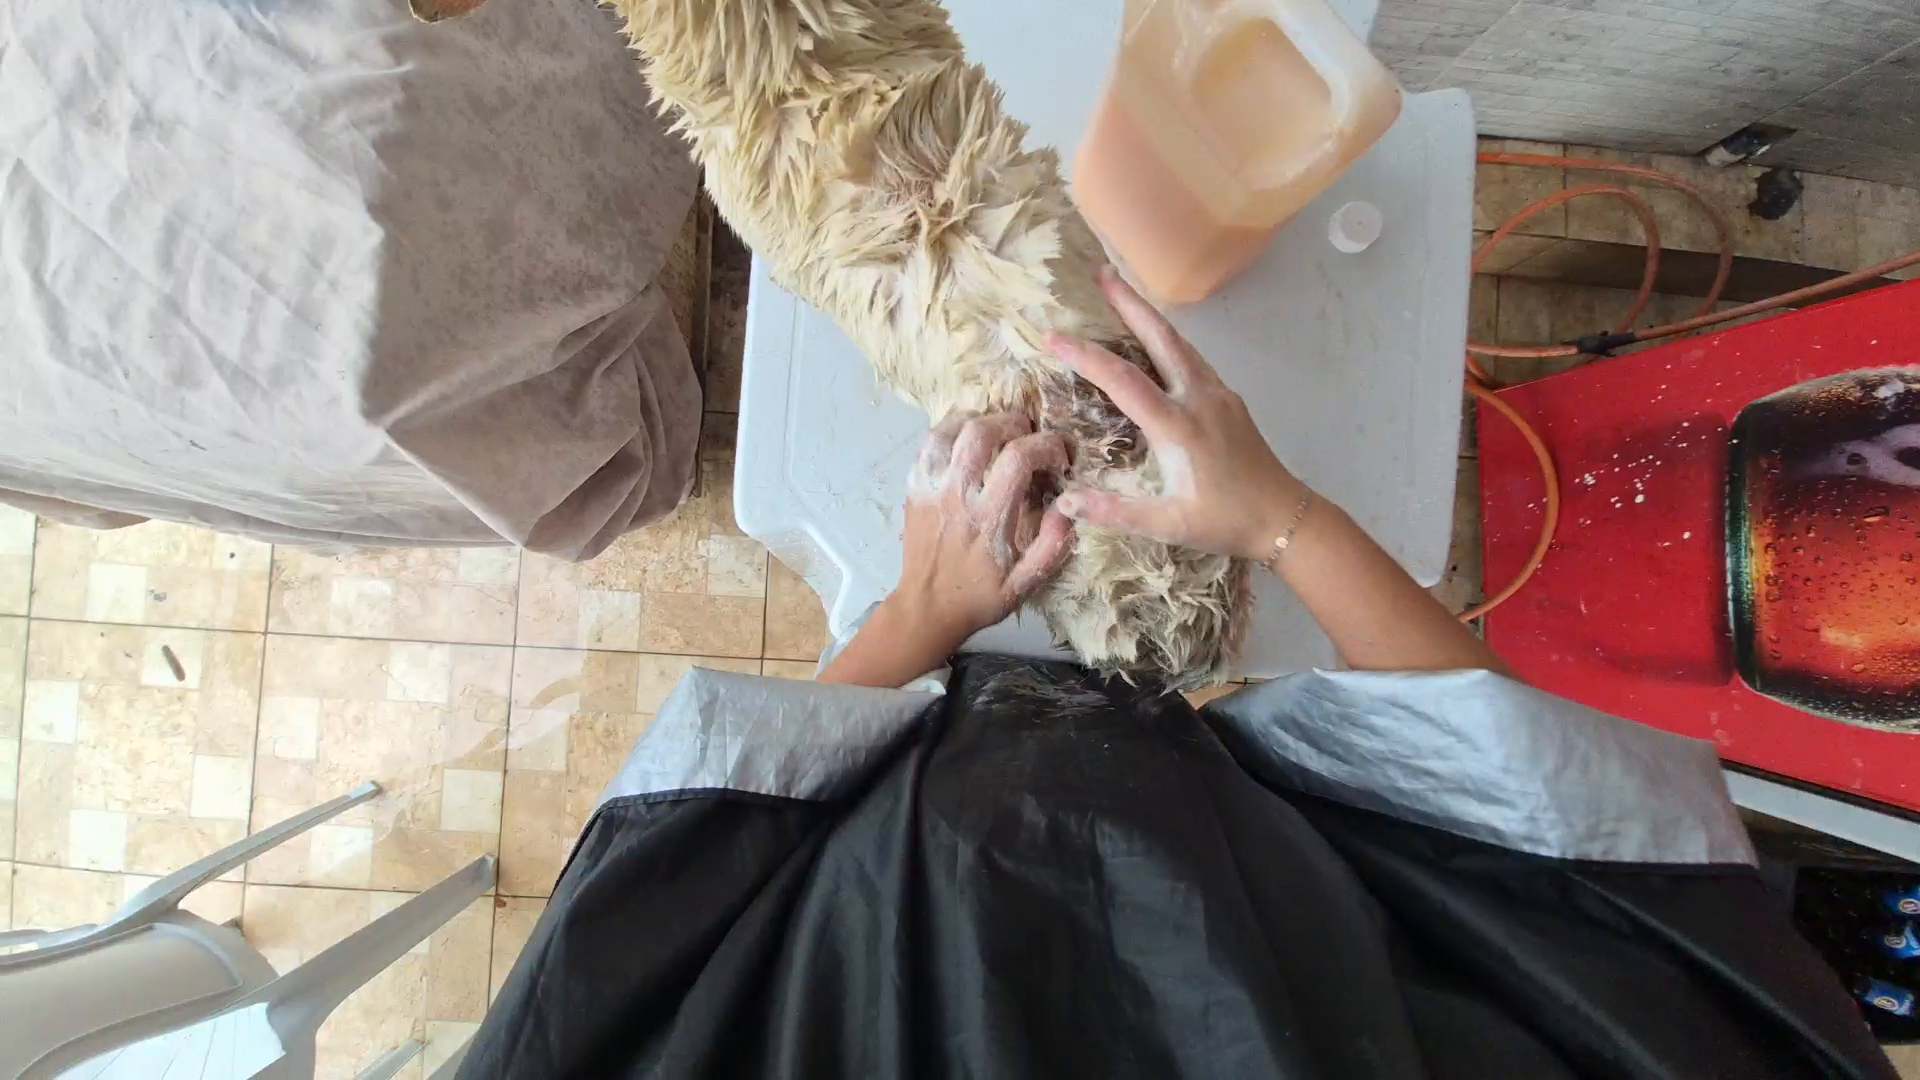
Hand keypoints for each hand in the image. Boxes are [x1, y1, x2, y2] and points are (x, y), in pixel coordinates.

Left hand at [822, 412, 1075, 686]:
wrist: (926, 608)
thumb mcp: (1026, 584)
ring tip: (998, 433)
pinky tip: (967, 441)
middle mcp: (956, 496)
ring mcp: (930, 488)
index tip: (1059, 456)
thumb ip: (1053, 546)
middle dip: (1013, 423)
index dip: (1046, 445)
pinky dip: (951, 431)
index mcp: (988, 519)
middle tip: (1029, 436)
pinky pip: (928, 443)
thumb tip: (1069, 506)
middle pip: (981, 431)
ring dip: (979, 421)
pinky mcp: (914, 486)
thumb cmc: (980, 596)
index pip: (1018, 458)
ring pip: (949, 429)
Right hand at [1047, 266, 1309, 561]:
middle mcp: (1199, 399)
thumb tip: (1064, 504)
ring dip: (1149, 316)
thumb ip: (1116, 512)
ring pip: (1180, 343)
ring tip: (1122, 295)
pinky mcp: (1228, 400)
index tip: (1053, 337)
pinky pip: (1192, 359)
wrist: (1285, 517)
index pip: (1124, 380)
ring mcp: (1218, 395)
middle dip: (1130, 302)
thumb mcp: (1168, 524)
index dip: (1086, 357)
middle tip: (1101, 273)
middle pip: (1161, 338)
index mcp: (1179, 426)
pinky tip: (1155, 343)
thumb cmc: (1225, 521)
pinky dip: (1166, 340)